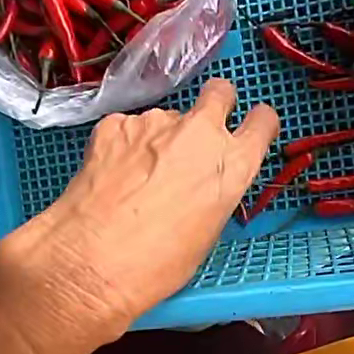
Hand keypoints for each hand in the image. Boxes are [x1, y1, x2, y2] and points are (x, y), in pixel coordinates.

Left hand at [0, 79, 277, 353]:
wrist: (89, 262)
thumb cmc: (157, 262)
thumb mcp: (210, 229)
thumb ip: (217, 190)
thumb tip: (204, 181)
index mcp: (233, 163)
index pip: (264, 119)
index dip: (257, 124)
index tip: (249, 132)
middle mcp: (201, 133)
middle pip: (221, 91)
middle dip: (216, 104)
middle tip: (199, 135)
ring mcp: (156, 122)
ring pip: (169, 117)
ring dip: (163, 137)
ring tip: (141, 175)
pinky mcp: (115, 123)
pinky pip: (131, 126)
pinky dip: (127, 143)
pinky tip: (114, 173)